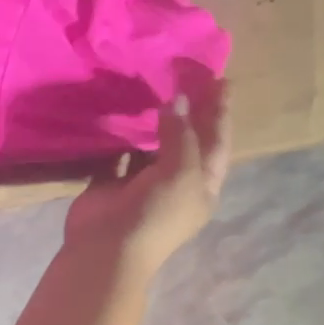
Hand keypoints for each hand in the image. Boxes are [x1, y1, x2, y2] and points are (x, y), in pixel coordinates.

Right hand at [65, 79, 231, 274]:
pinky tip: (119, 117)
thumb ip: (181, 135)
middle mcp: (174, 181)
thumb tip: (177, 100)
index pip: (216, 138)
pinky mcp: (109, 186)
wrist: (105, 250)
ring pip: (150, 146)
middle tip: (184, 74)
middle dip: (188, 108)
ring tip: (153, 89)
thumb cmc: (155, 213)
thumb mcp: (182, 172)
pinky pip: (115, 156)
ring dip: (152, 122)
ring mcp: (140, 184)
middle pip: (186, 138)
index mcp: (202, 182)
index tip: (218, 76)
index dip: (218, 108)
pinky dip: (117, 139)